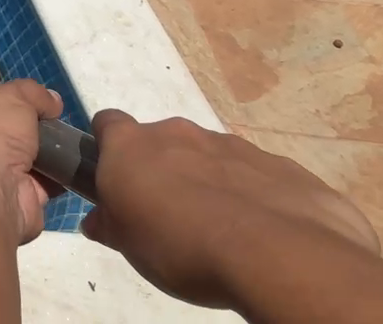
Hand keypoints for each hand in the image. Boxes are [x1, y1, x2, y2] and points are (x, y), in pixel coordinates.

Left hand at [0, 78, 63, 244]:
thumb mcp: (12, 96)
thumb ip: (33, 93)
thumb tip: (52, 101)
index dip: (4, 98)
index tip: (31, 101)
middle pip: (4, 129)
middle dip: (30, 129)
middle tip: (55, 125)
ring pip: (24, 156)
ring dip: (45, 154)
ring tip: (67, 146)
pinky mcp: (12, 195)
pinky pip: (41, 182)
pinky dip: (56, 177)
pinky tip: (71, 168)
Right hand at [81, 110, 378, 308]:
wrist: (280, 259)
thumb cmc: (181, 245)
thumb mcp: (129, 245)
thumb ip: (110, 225)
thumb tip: (97, 222)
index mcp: (131, 144)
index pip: (108, 124)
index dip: (110, 146)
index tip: (120, 176)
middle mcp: (178, 133)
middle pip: (165, 141)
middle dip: (169, 168)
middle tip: (176, 213)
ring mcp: (234, 147)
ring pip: (215, 158)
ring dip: (215, 182)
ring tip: (228, 229)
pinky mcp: (285, 169)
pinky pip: (263, 178)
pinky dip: (260, 197)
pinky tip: (269, 234)